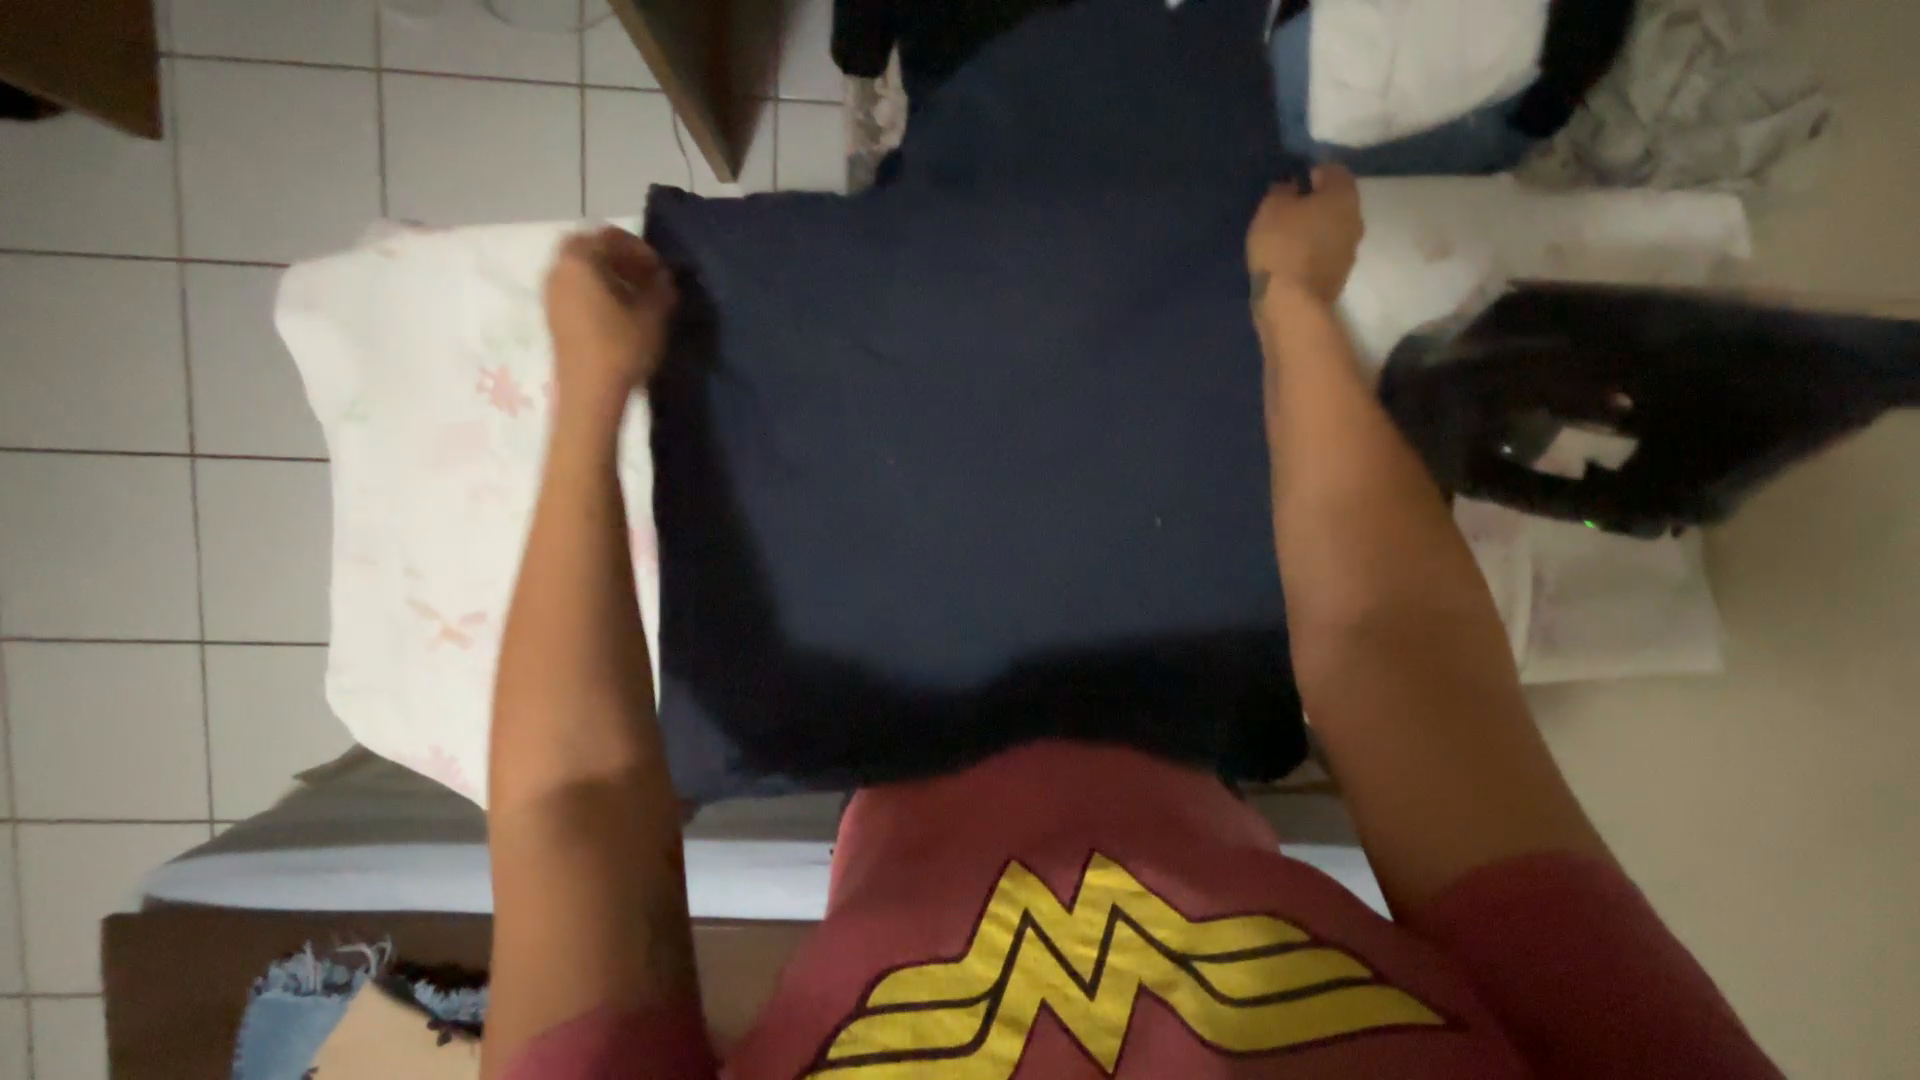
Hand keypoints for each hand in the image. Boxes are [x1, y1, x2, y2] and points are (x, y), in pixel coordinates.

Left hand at [544, 227, 678, 409]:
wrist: (589, 393)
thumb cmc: (622, 348)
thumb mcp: (654, 315)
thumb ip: (662, 288)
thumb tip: (664, 278)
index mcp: (580, 259)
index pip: (611, 236)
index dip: (640, 249)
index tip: (661, 270)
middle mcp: (558, 268)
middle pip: (590, 249)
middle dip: (620, 259)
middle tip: (647, 278)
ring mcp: (551, 293)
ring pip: (581, 270)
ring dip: (609, 276)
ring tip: (636, 298)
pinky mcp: (553, 316)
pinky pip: (575, 289)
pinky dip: (596, 291)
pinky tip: (619, 314)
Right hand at [1246, 165, 1363, 306]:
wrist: (1292, 302)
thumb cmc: (1282, 245)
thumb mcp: (1271, 208)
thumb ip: (1282, 190)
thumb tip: (1291, 187)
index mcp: (1343, 194)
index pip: (1332, 170)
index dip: (1310, 174)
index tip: (1288, 187)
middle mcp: (1356, 217)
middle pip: (1336, 201)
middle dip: (1315, 203)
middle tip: (1287, 213)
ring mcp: (1351, 249)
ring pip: (1333, 228)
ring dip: (1315, 230)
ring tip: (1287, 240)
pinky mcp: (1340, 274)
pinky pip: (1326, 253)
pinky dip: (1313, 252)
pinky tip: (1292, 261)